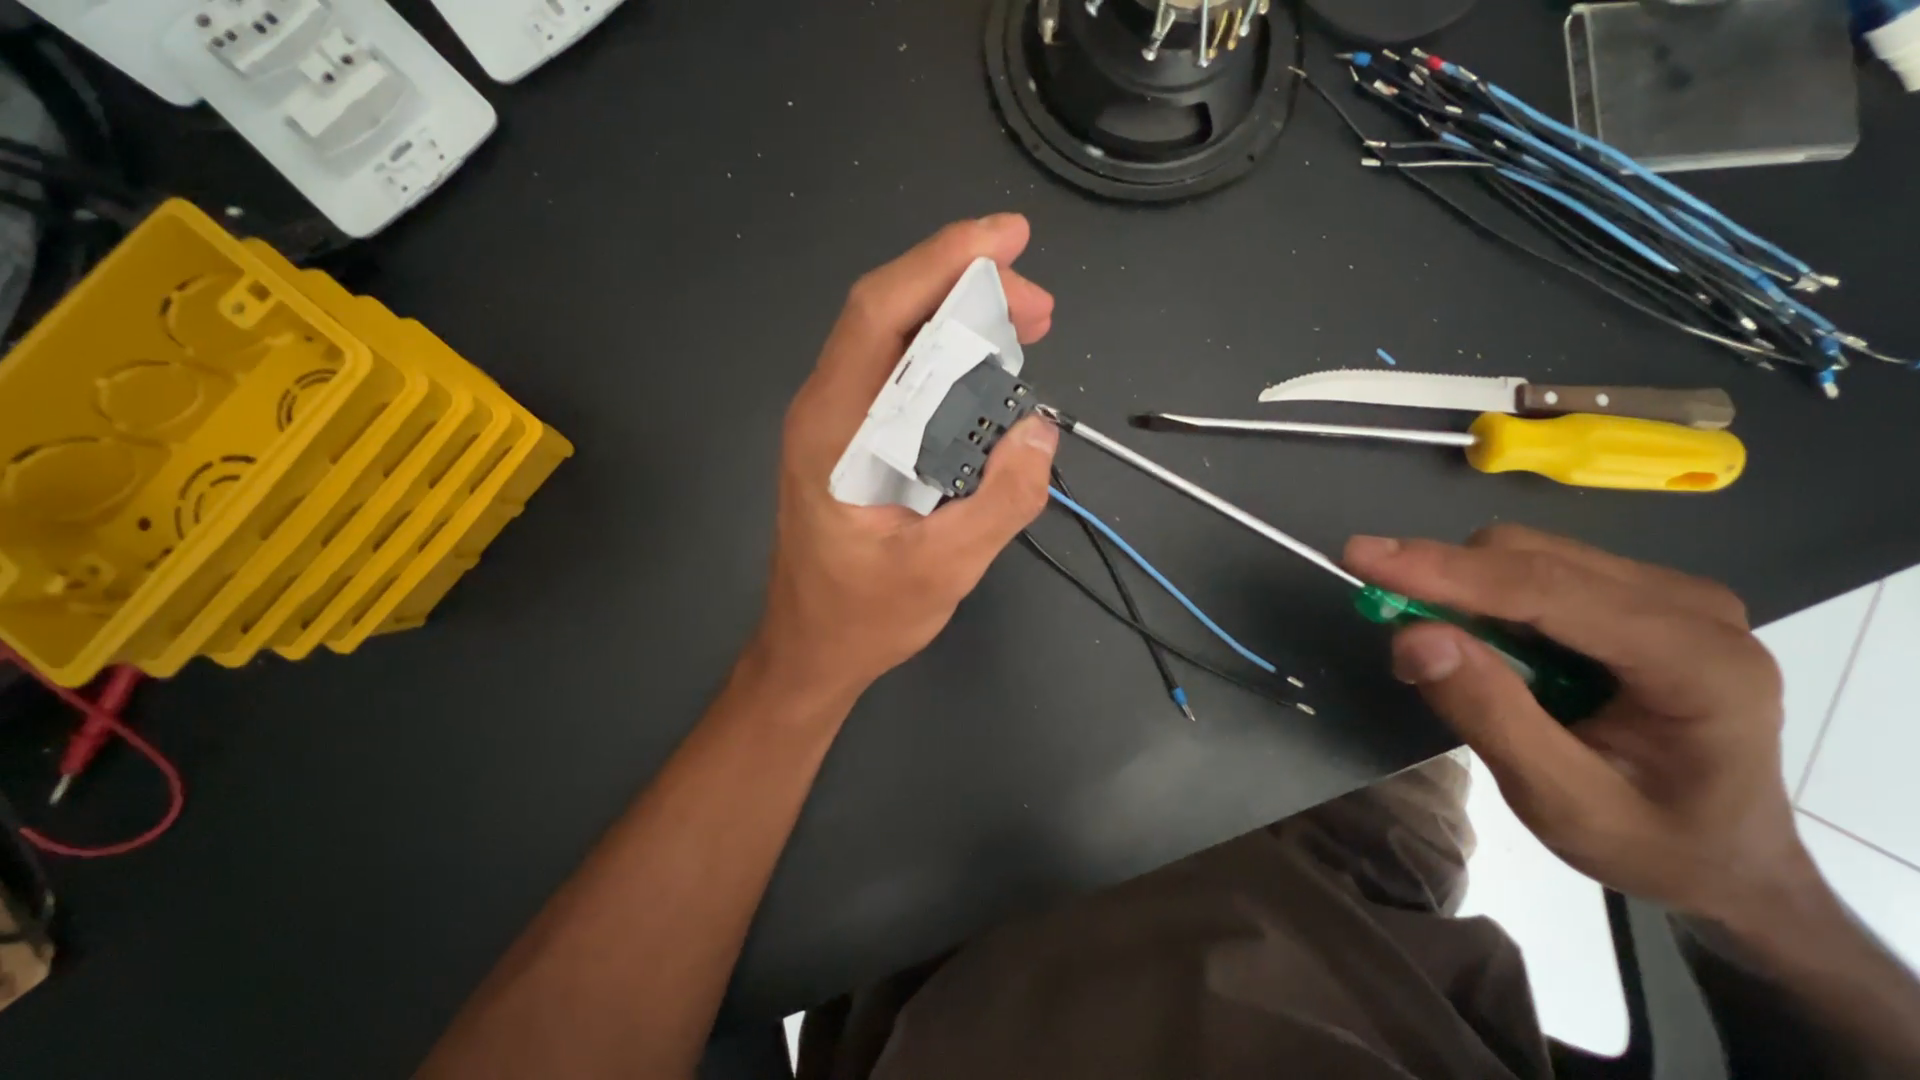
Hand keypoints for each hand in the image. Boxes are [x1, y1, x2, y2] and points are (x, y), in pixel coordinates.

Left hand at [749, 215, 1058, 705]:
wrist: (810, 650)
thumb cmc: (862, 617)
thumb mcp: (942, 571)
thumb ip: (998, 503)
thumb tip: (1041, 434)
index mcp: (833, 428)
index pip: (880, 314)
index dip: (941, 263)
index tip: (1008, 240)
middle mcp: (827, 408)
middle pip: (889, 312)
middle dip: (965, 287)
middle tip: (1040, 306)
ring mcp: (836, 421)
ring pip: (896, 339)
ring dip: (960, 318)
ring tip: (1028, 326)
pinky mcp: (852, 439)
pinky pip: (902, 375)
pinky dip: (949, 357)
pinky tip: (990, 369)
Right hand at [1344, 525, 1812, 926]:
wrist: (1729, 861)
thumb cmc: (1653, 845)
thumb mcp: (1563, 804)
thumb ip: (1490, 715)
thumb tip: (1411, 637)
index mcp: (1699, 662)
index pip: (1550, 591)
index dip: (1448, 571)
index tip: (1360, 555)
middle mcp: (1693, 607)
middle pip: (1534, 557)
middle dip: (1449, 585)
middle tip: (1400, 640)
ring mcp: (1672, 594)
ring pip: (1530, 555)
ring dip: (1465, 596)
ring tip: (1454, 663)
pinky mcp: (1643, 595)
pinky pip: (1539, 570)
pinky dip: (1489, 602)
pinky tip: (1490, 652)